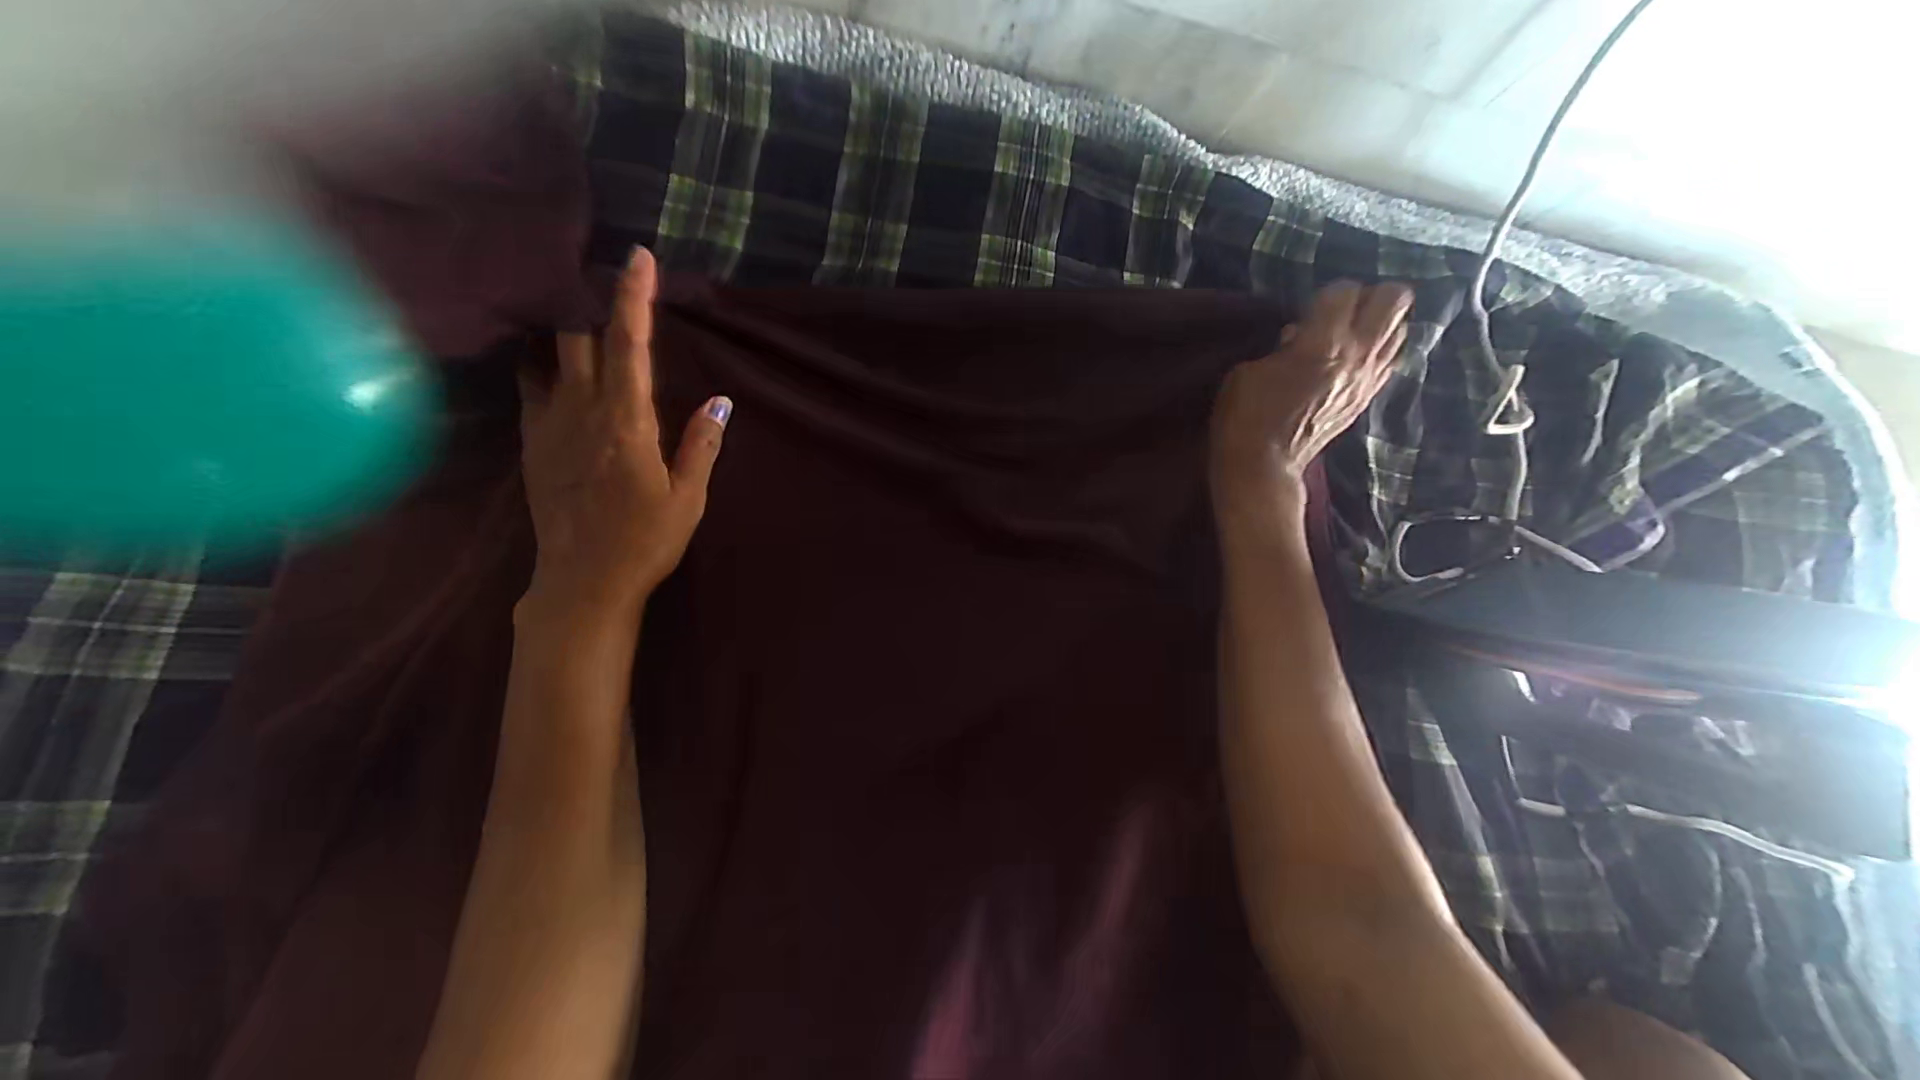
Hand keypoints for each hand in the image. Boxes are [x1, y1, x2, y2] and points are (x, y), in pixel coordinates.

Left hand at [518, 248, 730, 619]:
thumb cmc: (645, 541)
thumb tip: (719, 401)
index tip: (636, 256)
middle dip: (589, 302)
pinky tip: (557, 371)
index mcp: (625, 421)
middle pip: (574, 336)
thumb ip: (701, 444)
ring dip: (564, 332)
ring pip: (546, 357)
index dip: (632, 297)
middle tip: (607, 284)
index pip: (628, 344)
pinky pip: (532, 388)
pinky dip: (544, 367)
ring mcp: (547, 426)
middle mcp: (580, 411)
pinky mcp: (531, 445)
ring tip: (581, 320)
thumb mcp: (688, 497)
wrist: (582, 582)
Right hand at [1210, 281, 1410, 532]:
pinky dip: (1378, 352)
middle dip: (1371, 296)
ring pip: (1401, 328)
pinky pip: (1390, 361)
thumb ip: (1281, 345)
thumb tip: (1299, 335)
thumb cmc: (1245, 416)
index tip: (1309, 306)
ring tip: (1351, 333)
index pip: (1345, 290)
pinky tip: (1354, 360)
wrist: (1263, 466)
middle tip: (1344, 309)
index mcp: (1323, 342)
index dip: (1326, 293)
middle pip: (1395, 298)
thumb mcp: (1248, 370)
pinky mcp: (1368, 398)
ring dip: (1380, 324)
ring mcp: (1369, 378)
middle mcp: (1357, 354)